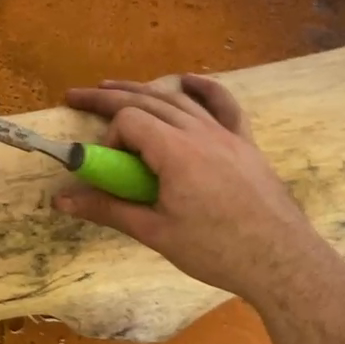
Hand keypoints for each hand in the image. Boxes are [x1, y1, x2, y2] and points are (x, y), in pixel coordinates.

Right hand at [53, 75, 340, 301]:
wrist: (284, 263)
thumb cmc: (217, 250)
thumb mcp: (154, 232)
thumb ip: (107, 209)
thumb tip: (60, 202)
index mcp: (177, 152)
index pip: (130, 121)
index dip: (110, 138)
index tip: (109, 168)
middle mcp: (201, 133)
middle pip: (147, 100)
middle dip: (107, 98)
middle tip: (75, 96)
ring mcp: (226, 136)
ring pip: (178, 100)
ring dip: (142, 90)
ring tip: (112, 88)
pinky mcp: (244, 144)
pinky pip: (225, 106)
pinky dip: (204, 89)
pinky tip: (188, 80)